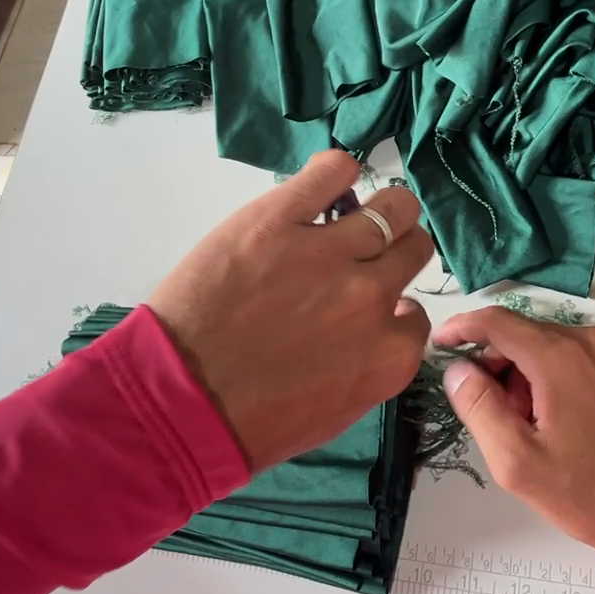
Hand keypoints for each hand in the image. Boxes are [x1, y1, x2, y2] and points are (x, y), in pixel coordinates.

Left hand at [148, 150, 433, 469]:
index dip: (394, 308)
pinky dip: (337, 172)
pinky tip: (325, 185)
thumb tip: (382, 327)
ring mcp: (331, 253)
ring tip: (350, 217)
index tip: (371, 309)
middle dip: (396, 250)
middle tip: (363, 255)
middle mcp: (374, 296)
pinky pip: (333, 170)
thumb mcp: (337, 409)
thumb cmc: (252, 422)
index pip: (417, 313)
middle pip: (414, 247)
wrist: (178, 401)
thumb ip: (372, 363)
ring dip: (381, 211)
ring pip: (393, 206)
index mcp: (389, 352)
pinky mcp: (282, 218)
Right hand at [434, 308, 594, 553]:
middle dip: (491, 361)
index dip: (461, 328)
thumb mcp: (518, 461)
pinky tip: (543, 416)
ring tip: (518, 422)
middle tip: (483, 408)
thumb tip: (458, 370)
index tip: (439, 346)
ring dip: (517, 371)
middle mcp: (585, 340)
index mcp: (559, 357)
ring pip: (541, 343)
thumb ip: (479, 407)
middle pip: (519, 331)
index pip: (496, 321)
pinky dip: (543, 373)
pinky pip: (565, 354)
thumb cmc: (586, 491)